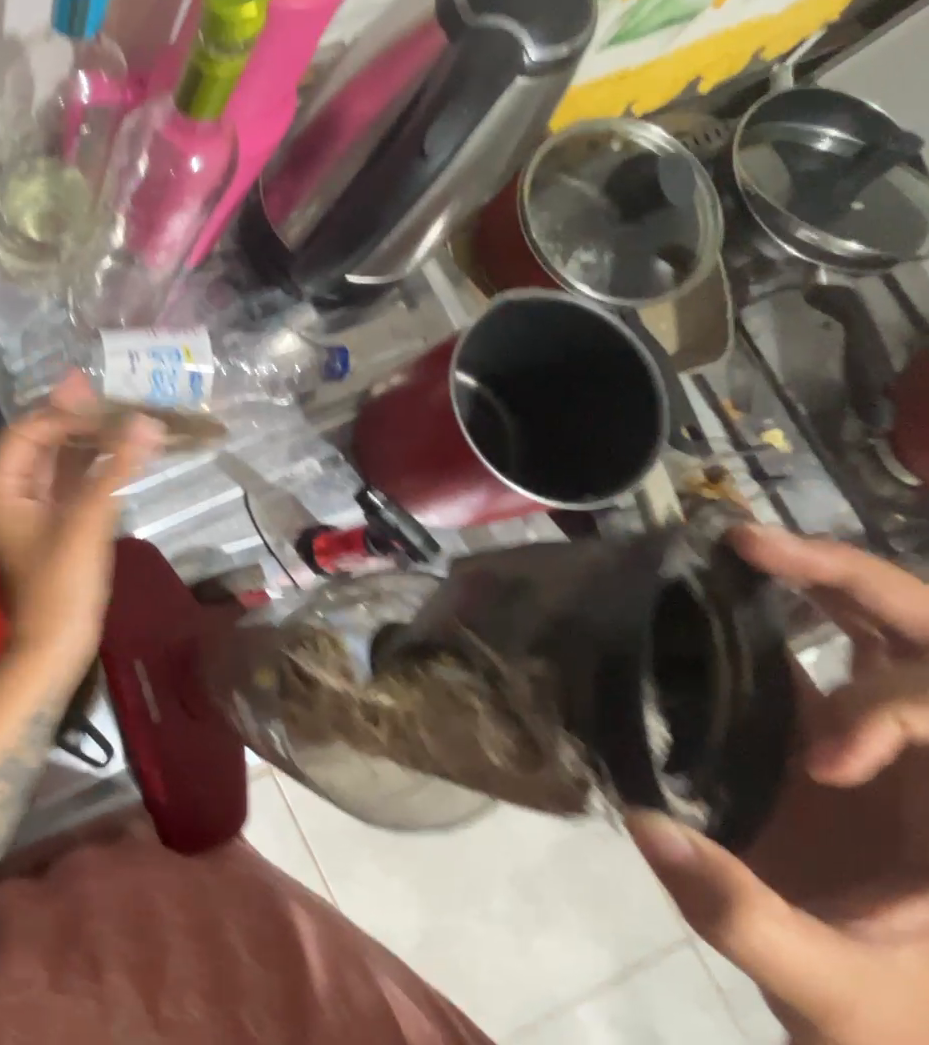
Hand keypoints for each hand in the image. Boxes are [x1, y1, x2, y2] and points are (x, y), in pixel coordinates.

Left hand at [0, 376, 160, 675]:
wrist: (56, 647)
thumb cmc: (62, 586)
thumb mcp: (88, 522)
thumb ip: (116, 468)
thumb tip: (146, 422)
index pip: (26, 432)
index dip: (63, 413)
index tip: (104, 404)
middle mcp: (8, 493)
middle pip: (39, 441)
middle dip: (74, 417)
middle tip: (107, 391)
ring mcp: (31, 509)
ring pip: (57, 461)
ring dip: (87, 438)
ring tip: (120, 410)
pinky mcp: (53, 524)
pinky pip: (70, 483)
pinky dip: (93, 464)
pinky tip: (119, 447)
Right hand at [627, 526, 928, 1044]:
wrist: (889, 1039)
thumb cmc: (890, 1026)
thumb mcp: (831, 990)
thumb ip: (744, 916)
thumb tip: (641, 822)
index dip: (892, 710)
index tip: (822, 765)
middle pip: (924, 641)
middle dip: (851, 583)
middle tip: (747, 545)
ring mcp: (888, 761)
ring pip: (878, 644)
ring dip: (816, 590)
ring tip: (733, 552)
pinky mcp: (825, 763)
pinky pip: (810, 676)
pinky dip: (767, 634)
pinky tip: (703, 612)